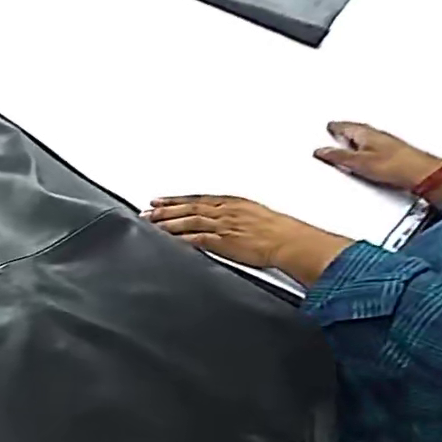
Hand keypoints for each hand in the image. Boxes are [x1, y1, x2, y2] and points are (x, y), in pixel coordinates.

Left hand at [143, 195, 352, 285]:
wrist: (294, 242)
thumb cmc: (281, 231)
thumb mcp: (255, 215)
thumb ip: (232, 216)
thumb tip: (218, 221)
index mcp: (233, 204)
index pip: (197, 199)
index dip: (175, 200)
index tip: (159, 200)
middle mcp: (226, 212)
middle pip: (189, 208)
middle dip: (165, 210)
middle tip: (146, 211)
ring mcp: (224, 226)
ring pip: (189, 220)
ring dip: (167, 222)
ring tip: (150, 223)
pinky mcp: (223, 241)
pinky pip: (196, 238)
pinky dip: (180, 237)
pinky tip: (167, 239)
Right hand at [315, 121, 441, 205]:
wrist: (422, 174)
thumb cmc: (394, 166)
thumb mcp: (358, 162)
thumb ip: (338, 156)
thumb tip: (322, 151)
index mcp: (368, 135)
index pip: (347, 127)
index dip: (337, 127)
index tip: (329, 125)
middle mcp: (378, 136)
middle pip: (358, 130)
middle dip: (346, 129)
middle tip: (337, 128)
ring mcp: (387, 143)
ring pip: (366, 137)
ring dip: (355, 137)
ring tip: (347, 139)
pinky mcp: (392, 152)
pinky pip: (372, 145)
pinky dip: (363, 145)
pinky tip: (363, 151)